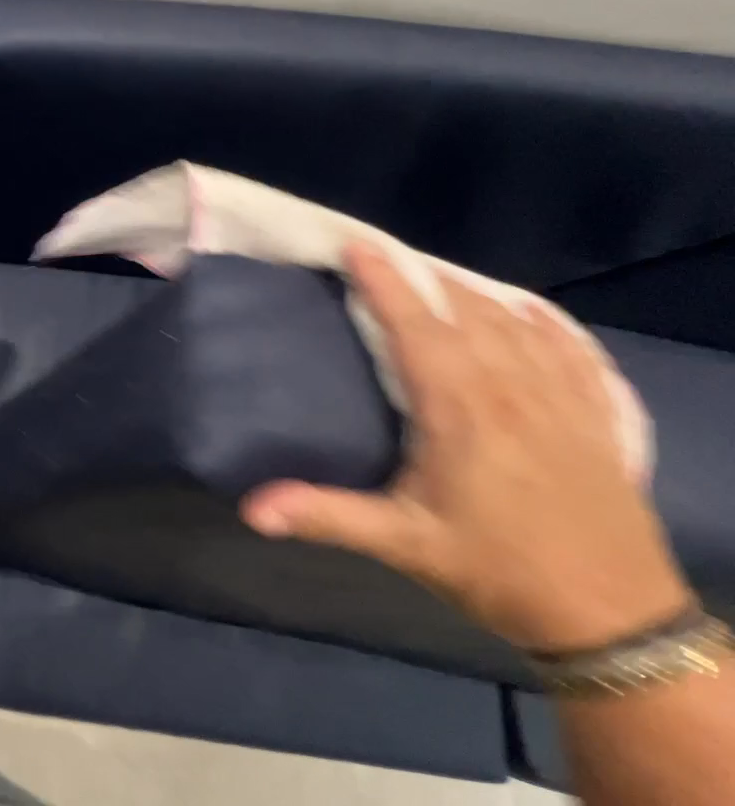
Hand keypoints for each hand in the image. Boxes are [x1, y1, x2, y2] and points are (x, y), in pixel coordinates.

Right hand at [242, 242, 693, 651]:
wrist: (612, 614)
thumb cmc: (496, 569)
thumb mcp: (403, 544)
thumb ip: (325, 516)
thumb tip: (250, 508)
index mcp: (462, 413)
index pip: (419, 329)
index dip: (386, 283)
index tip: (357, 247)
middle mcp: (514, 392)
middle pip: (468, 313)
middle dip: (424, 277)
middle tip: (384, 257)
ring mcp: (562, 401)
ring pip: (517, 324)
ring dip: (474, 293)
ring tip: (438, 278)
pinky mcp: (595, 418)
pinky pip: (570, 349)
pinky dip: (542, 320)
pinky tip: (525, 310)